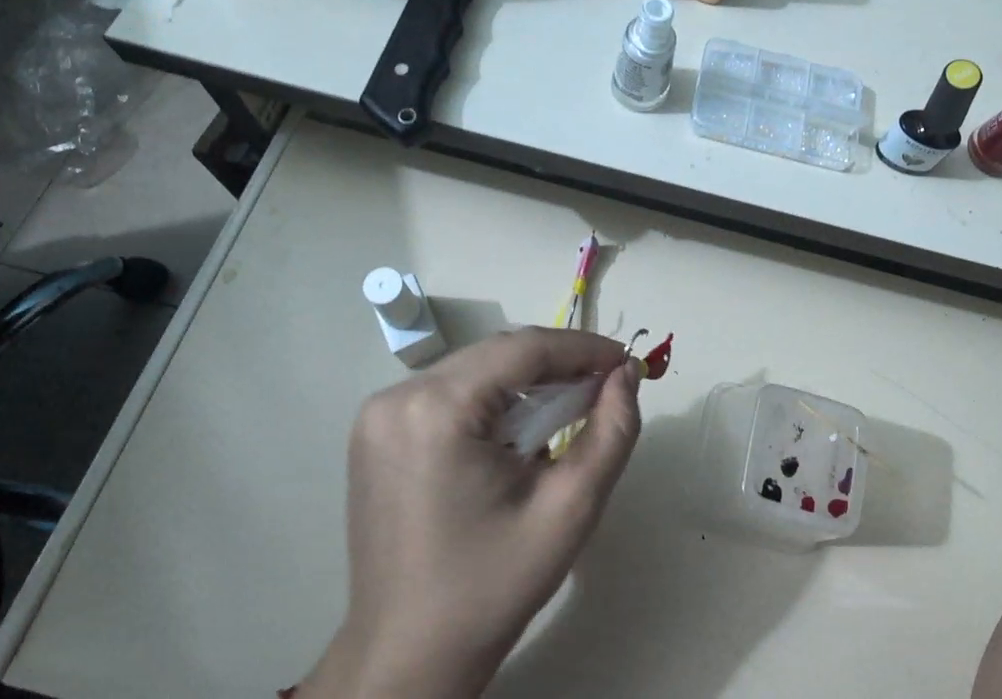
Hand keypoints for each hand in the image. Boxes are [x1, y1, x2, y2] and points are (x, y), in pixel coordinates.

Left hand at [303, 328, 641, 698]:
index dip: (582, 348)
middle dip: (556, 365)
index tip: (627, 363)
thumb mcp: (569, 509)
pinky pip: (446, 395)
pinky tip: (518, 432)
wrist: (409, 654)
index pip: (522, 349)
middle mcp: (396, 397)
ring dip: (523, 383)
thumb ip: (612, 431)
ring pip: (471, 372)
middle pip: (495, 356)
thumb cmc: (493, 586)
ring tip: (569, 410)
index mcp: (436, 410)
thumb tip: (627, 373)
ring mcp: (378, 415)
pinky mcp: (374, 434)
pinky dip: (490, 402)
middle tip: (606, 388)